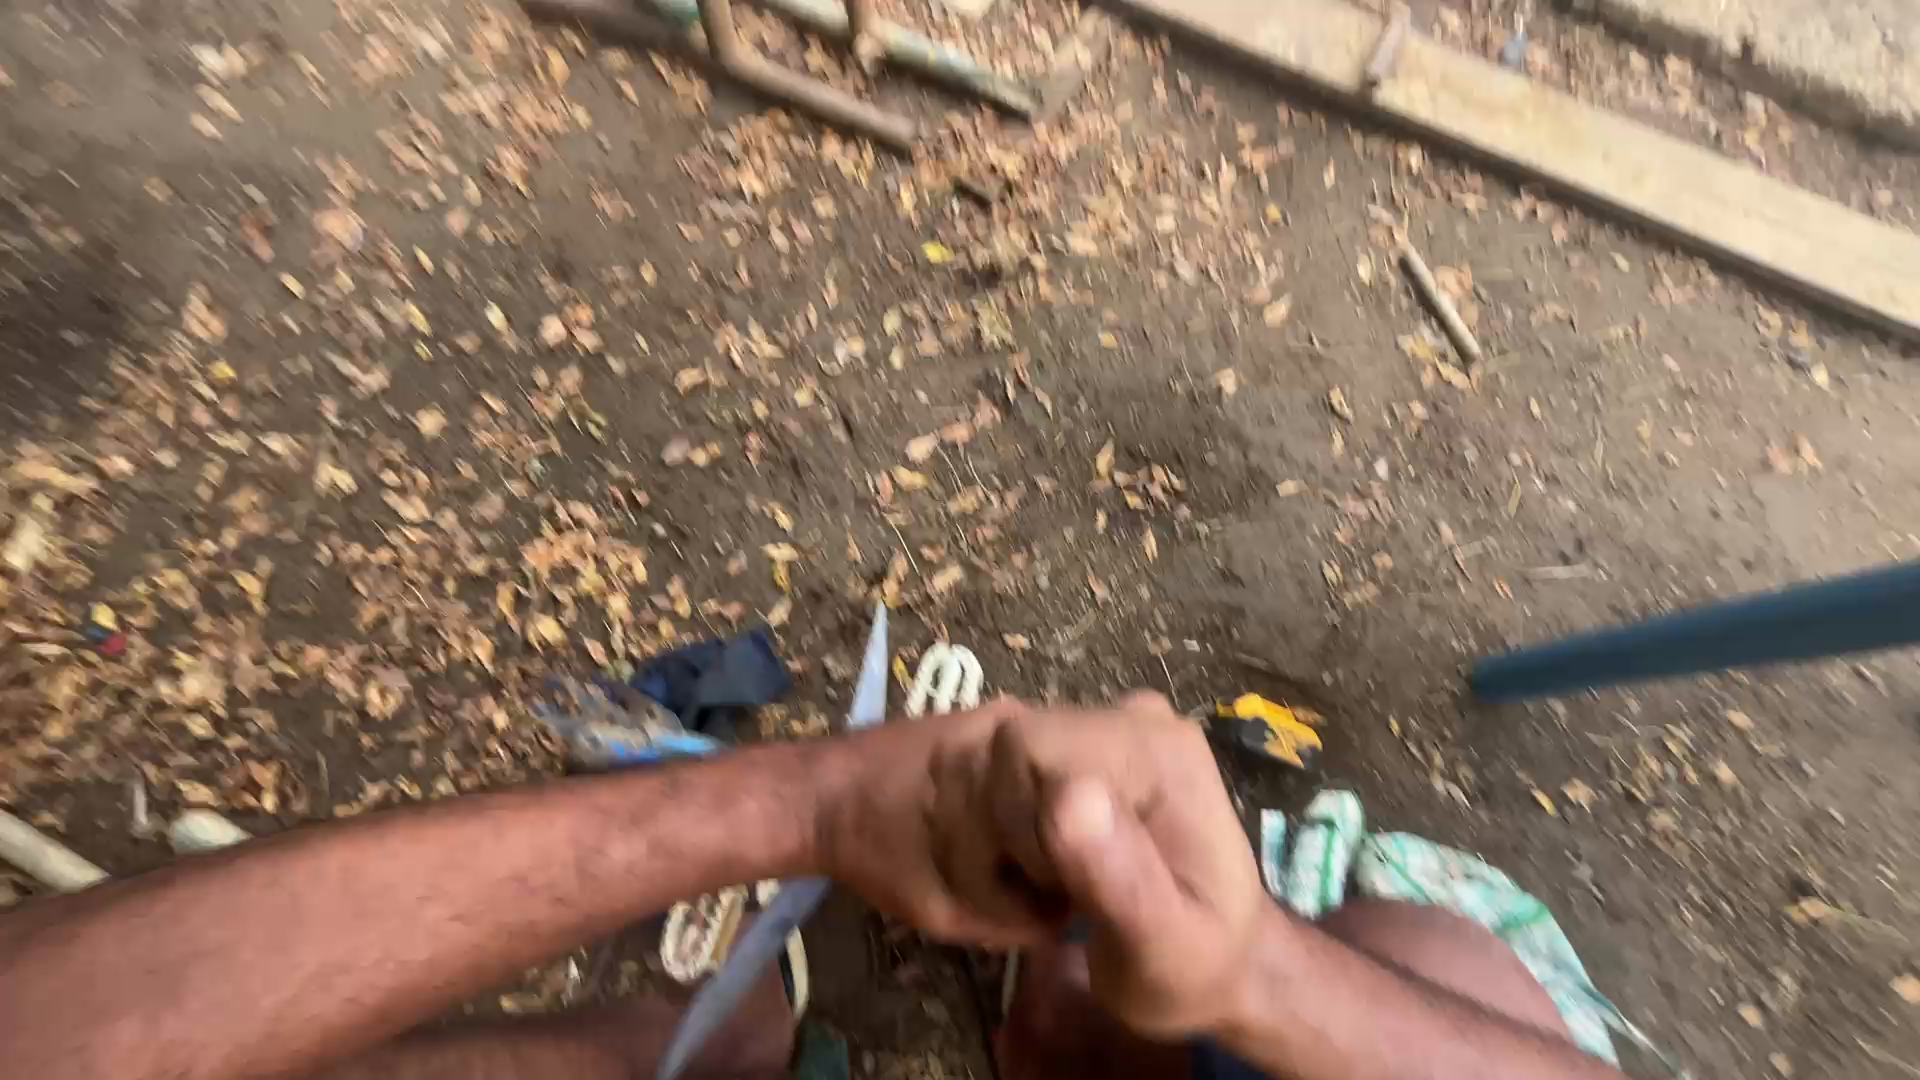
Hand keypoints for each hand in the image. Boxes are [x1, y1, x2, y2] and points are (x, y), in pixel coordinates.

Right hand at [812, 692, 1264, 1038]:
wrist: (1207, 957)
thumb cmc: (1193, 960)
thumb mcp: (1161, 948)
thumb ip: (1115, 872)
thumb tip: (1066, 791)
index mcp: (1152, 744)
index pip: (1031, 763)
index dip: (1019, 834)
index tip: (1057, 890)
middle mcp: (1123, 711)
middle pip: (1005, 761)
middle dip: (1008, 839)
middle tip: (1056, 895)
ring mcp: (1093, 720)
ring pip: (988, 769)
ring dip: (996, 841)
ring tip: (1050, 886)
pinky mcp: (1067, 738)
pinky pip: (993, 776)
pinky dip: (994, 831)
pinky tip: (1036, 861)